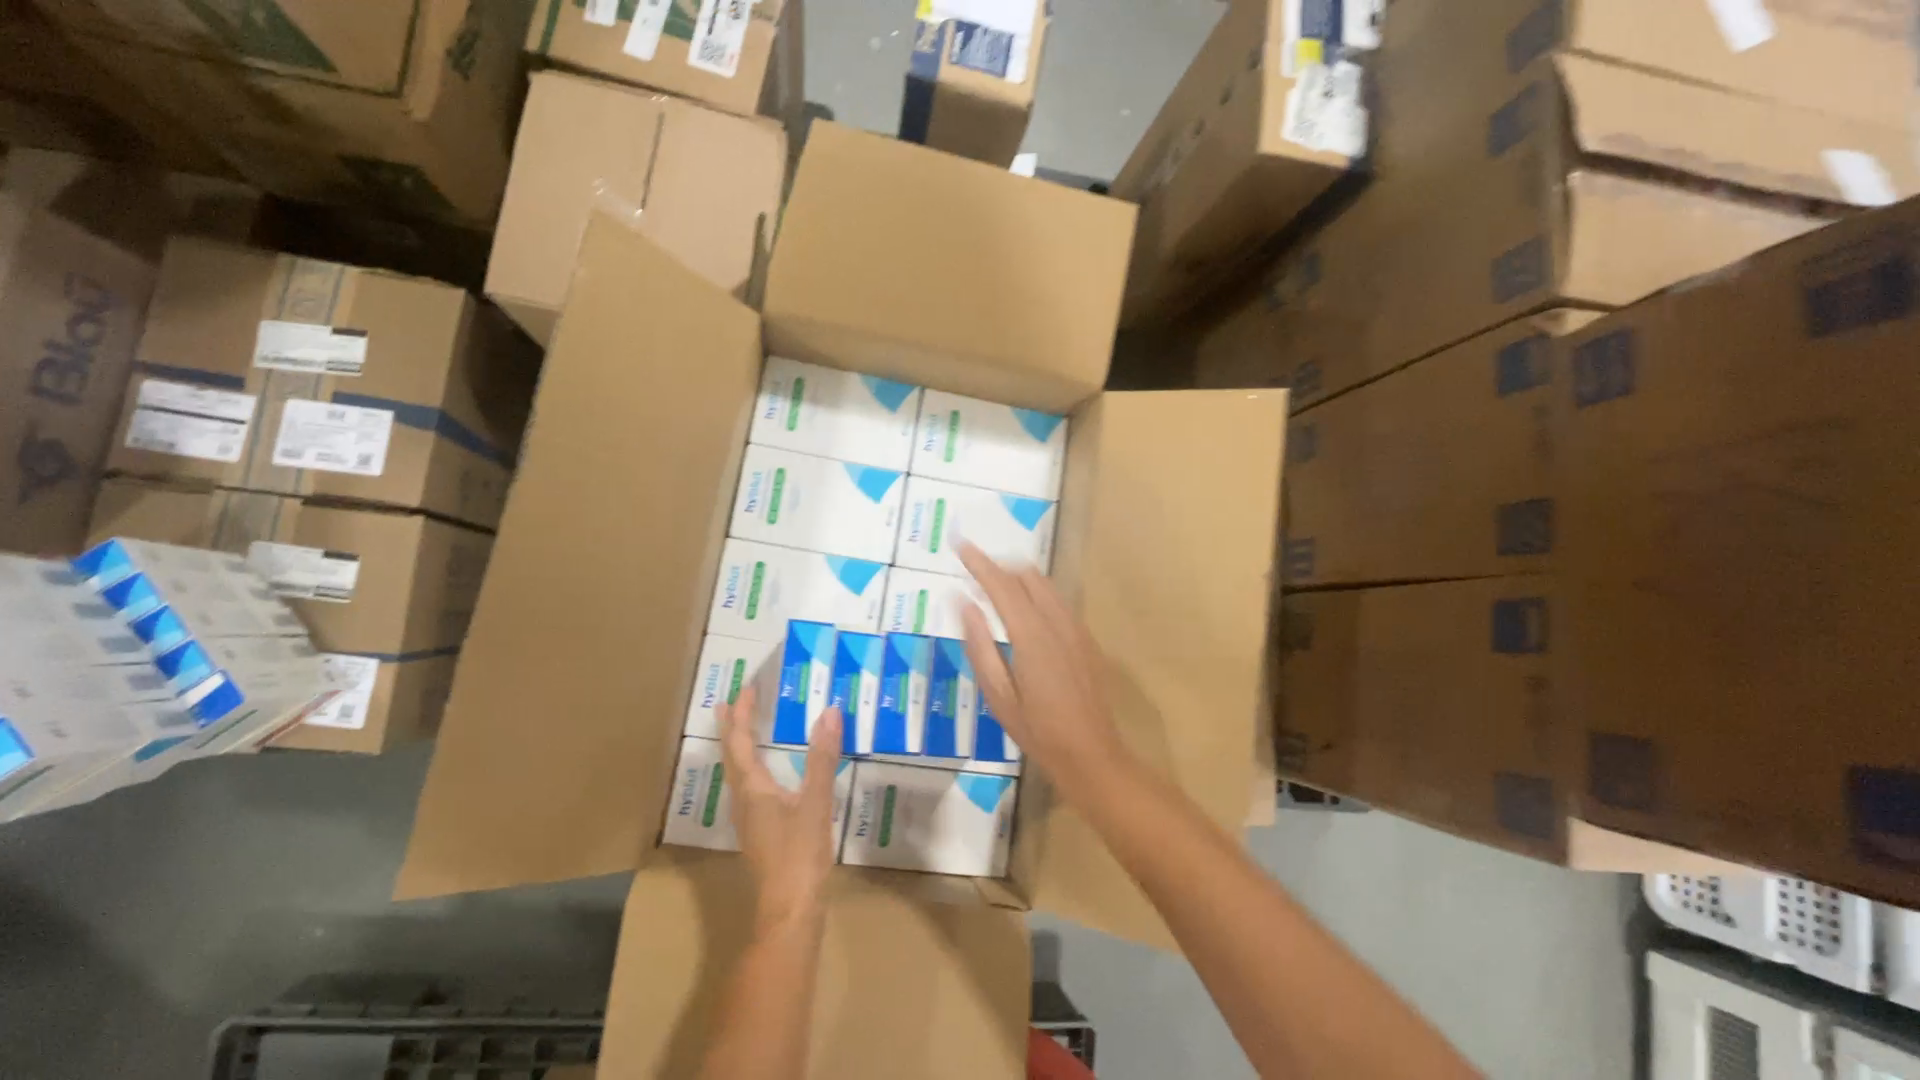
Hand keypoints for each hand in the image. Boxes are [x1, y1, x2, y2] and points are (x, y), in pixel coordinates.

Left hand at [719, 688, 843, 926]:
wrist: (789, 910)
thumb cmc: (799, 856)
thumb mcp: (815, 804)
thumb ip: (822, 758)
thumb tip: (829, 712)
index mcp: (753, 789)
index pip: (741, 743)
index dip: (743, 715)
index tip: (746, 688)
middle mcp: (744, 802)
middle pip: (732, 758)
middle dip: (732, 729)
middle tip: (728, 704)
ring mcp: (750, 821)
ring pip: (738, 775)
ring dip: (739, 749)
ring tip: (745, 733)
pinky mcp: (761, 835)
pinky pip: (750, 790)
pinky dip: (754, 770)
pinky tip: (768, 779)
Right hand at [956, 542, 1126, 793]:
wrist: (1092, 754)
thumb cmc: (1038, 731)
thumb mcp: (998, 695)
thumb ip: (979, 645)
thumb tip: (962, 604)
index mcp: (1031, 635)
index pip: (1001, 585)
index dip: (979, 562)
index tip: (960, 544)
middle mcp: (1057, 622)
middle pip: (1027, 576)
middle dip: (999, 566)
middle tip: (974, 569)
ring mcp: (1077, 629)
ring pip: (1046, 585)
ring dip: (1019, 577)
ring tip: (994, 585)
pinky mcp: (1087, 640)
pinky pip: (1059, 602)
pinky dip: (1037, 594)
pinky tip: (1025, 611)